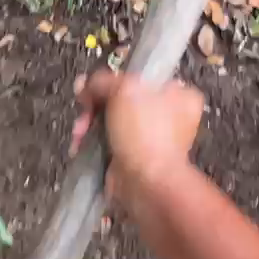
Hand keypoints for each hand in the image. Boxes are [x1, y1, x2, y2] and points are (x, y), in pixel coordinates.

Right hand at [72, 71, 203, 190]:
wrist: (146, 181)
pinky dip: (91, 141)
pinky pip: (106, 139)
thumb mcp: (124, 89)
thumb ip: (103, 80)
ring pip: (109, 119)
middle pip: (120, 98)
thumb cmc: (145, 131)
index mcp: (178, 94)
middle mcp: (167, 115)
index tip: (96, 86)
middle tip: (84, 109)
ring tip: (80, 132)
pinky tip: (80, 144)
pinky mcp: (132, 156)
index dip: (116, 79)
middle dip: (95, 104)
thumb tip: (86, 83)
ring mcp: (149, 137)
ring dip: (89, 123)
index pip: (141, 76)